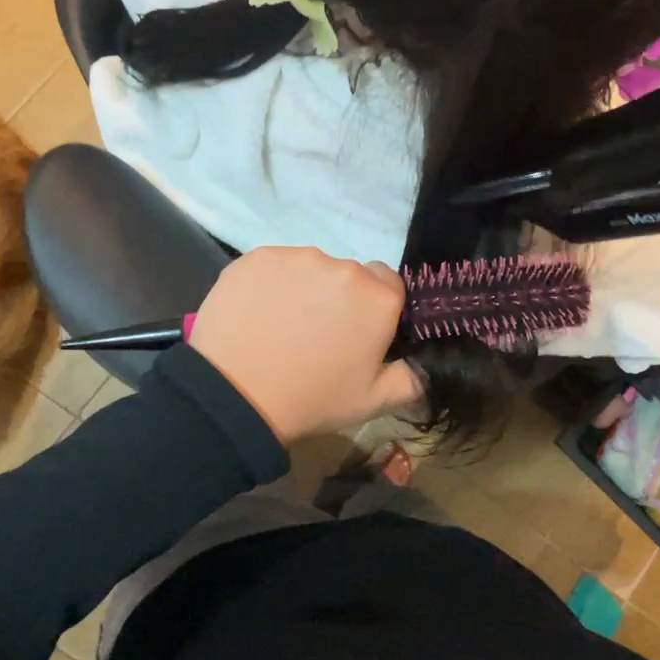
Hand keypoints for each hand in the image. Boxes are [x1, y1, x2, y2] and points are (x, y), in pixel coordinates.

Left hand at [189, 246, 422, 444]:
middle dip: (340, 298)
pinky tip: (258, 315)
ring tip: (283, 326)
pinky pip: (275, 266)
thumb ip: (413, 377)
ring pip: (312, 268)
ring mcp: (297, 258)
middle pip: (350, 275)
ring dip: (306, 289)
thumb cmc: (312, 399)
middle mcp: (343, 267)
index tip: (356, 333)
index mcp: (378, 298)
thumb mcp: (375, 402)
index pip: (390, 285)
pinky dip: (271, 285)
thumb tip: (424, 362)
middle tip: (317, 335)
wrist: (234, 397)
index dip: (375, 309)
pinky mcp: (257, 257)